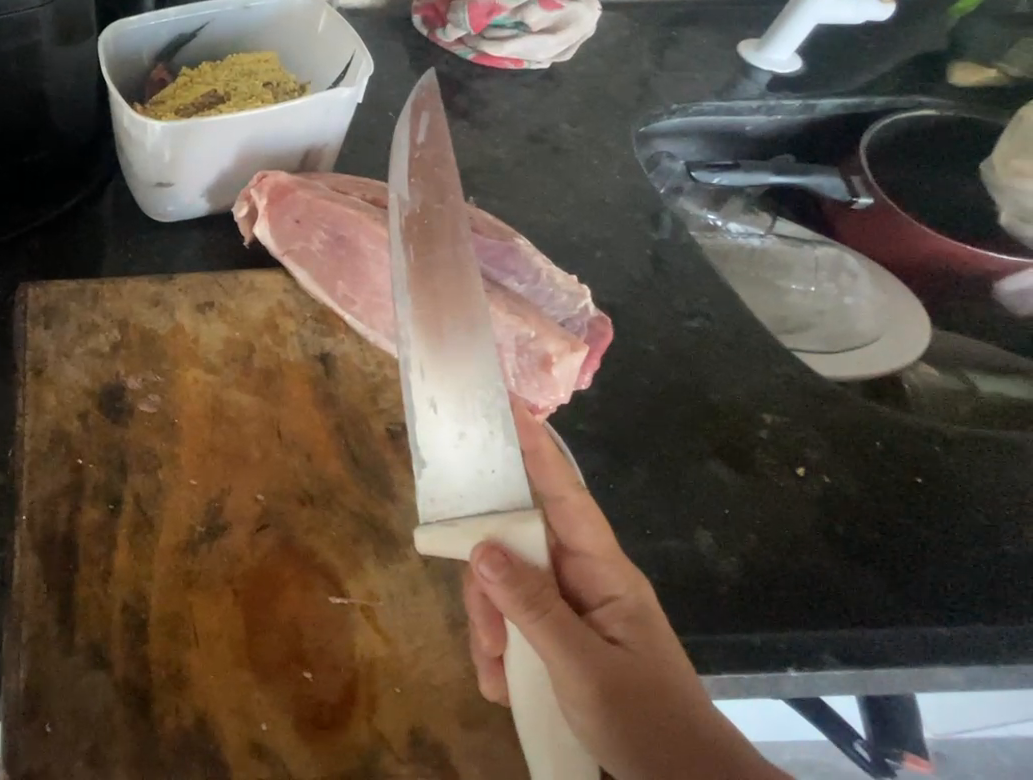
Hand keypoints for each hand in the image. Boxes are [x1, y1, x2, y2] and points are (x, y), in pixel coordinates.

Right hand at [462, 418, 787, 779]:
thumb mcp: (584, 669)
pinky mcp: (560, 631)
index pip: (564, 496)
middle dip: (487, 587)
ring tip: (496, 675)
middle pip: (514, 545)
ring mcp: (572, 604)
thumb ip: (531, 605)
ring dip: (491, 627)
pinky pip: (512, 617)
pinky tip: (501, 682)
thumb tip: (479, 545)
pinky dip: (499, 648)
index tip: (509, 404)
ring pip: (505, 584)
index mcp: (605, 573)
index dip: (535, 449)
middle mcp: (585, 577)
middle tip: (486, 637)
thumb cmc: (650, 725)